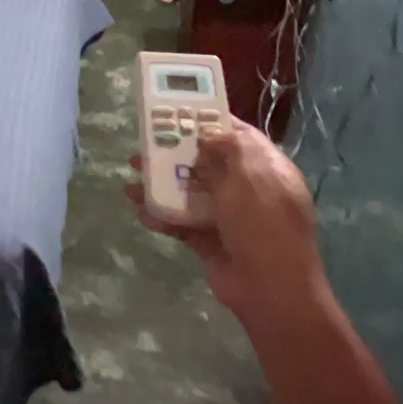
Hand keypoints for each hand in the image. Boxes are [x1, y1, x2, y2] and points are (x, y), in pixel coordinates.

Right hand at [128, 122, 325, 322]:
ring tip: (131, 174)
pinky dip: (161, 215)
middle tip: (146, 142)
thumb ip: (228, 148)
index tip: (179, 112)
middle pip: (209, 163)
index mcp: (268, 170)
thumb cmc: (263, 226)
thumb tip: (208, 135)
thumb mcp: (250, 176)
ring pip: (191, 192)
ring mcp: (230, 218)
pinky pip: (182, 221)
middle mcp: (250, 190)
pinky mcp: (211, 241)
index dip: (210, 122)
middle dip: (177, 152)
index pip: (239, 136)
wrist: (271, 292)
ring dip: (162, 183)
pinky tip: (138, 208)